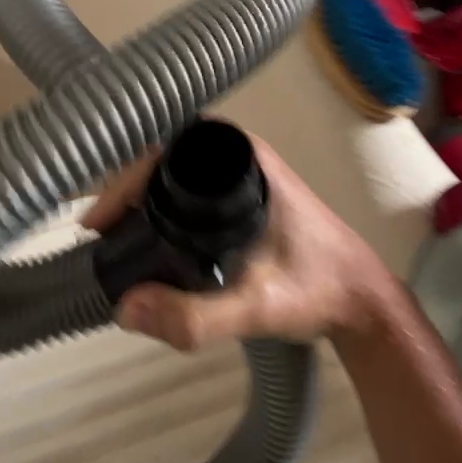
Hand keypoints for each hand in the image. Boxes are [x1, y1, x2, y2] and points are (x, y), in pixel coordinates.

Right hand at [81, 125, 390, 351]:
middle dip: (129, 188)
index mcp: (246, 160)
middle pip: (168, 156)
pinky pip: (192, 190)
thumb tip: (125, 308)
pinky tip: (148, 237)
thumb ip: (195, 315)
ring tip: (114, 235)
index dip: (127, 177)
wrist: (361, 301)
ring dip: (144, 197)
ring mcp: (246, 176)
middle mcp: (244, 157)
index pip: (170, 147)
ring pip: (179, 173)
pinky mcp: (246, 198)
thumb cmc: (317, 290)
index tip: (100, 216)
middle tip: (100, 230)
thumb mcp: (256, 307)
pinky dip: (164, 206)